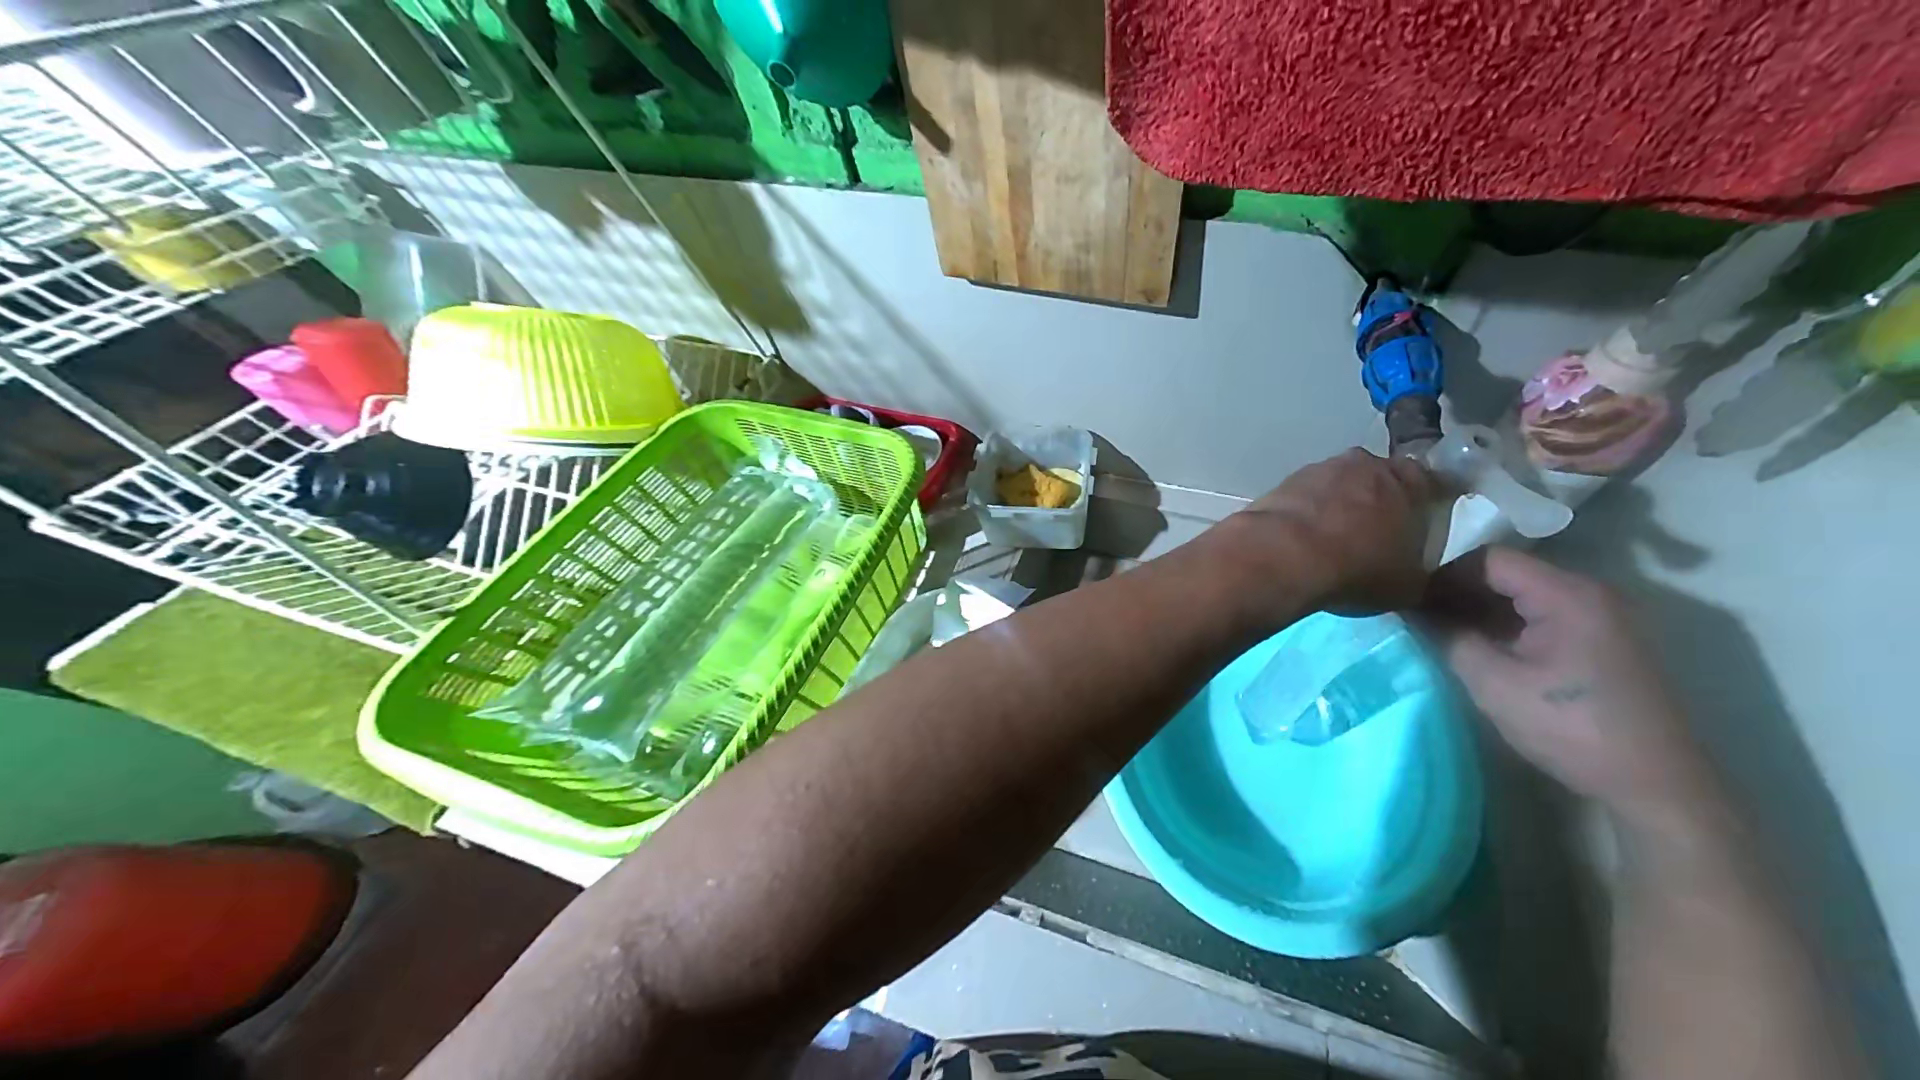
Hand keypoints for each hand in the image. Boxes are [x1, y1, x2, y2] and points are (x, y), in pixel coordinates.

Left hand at [1227, 447, 1439, 616]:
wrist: (1284, 556)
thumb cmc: (1359, 569)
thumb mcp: (1408, 586)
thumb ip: (1419, 569)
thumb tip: (1412, 571)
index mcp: (1411, 481)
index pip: (1436, 484)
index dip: (1432, 503)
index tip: (1425, 522)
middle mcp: (1368, 464)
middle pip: (1381, 479)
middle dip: (1380, 501)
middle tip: (1375, 533)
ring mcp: (1321, 468)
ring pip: (1339, 484)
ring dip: (1339, 504)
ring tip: (1331, 538)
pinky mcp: (1284, 481)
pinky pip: (1305, 496)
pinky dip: (1306, 512)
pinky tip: (1300, 538)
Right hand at [1421, 547, 1720, 825]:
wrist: (1655, 785)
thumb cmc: (1571, 727)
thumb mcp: (1494, 683)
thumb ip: (1446, 637)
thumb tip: (1405, 611)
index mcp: (1568, 594)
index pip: (1488, 559)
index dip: (1441, 573)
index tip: (1404, 595)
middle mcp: (1589, 592)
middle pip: (1505, 572)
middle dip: (1454, 590)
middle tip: (1412, 612)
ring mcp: (1599, 615)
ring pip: (1519, 593)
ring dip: (1475, 607)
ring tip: (1434, 628)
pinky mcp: (1600, 639)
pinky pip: (1538, 613)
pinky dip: (1501, 622)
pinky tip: (1473, 643)